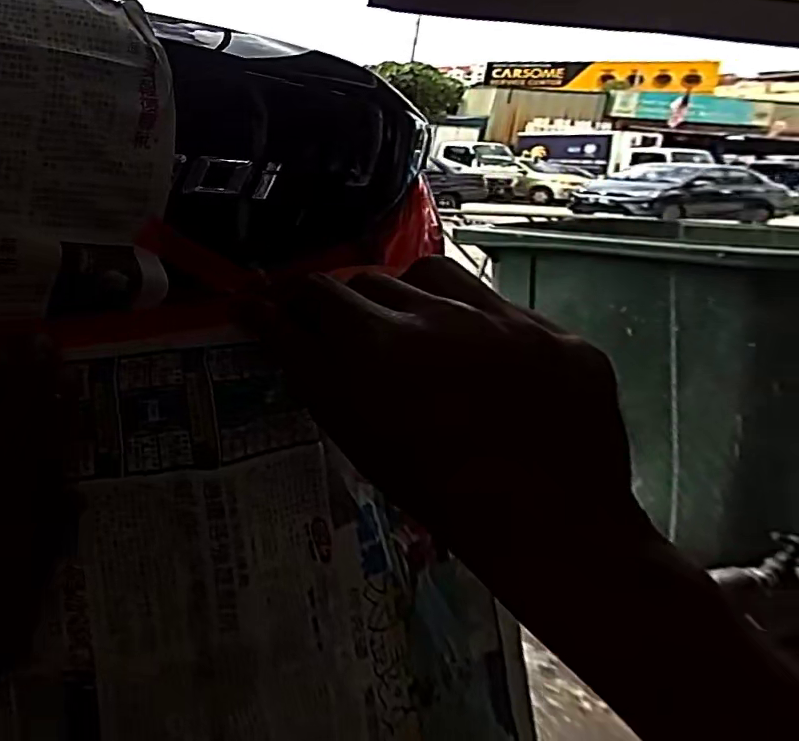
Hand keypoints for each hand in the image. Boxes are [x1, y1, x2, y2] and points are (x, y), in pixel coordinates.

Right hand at [244, 257, 798, 735]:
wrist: (555, 538)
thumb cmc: (426, 487)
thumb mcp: (344, 425)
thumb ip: (296, 358)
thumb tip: (254, 310)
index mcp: (378, 350)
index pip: (313, 292)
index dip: (283, 291)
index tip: (263, 294)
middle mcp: (440, 326)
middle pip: (364, 280)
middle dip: (335, 294)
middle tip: (324, 318)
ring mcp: (508, 330)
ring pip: (427, 276)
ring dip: (398, 295)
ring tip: (393, 329)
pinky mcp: (560, 342)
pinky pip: (490, 306)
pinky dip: (460, 321)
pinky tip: (458, 359)